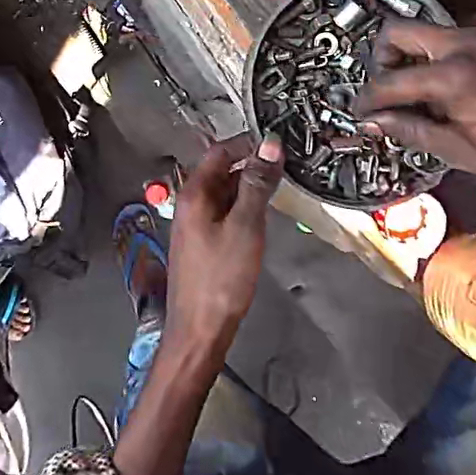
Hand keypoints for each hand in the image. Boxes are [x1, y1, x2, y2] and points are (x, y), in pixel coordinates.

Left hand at [163, 133, 282, 354]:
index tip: (279, 147)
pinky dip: (242, 207)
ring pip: (223, 192)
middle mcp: (189, 202)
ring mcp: (193, 223)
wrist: (199, 330)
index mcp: (194, 193)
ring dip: (248, 188)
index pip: (220, 150)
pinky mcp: (201, 242)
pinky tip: (261, 218)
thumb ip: (258, 183)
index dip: (249, 144)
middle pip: (221, 170)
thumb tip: (271, 144)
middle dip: (252, 166)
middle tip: (286, 170)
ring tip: (279, 191)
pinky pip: (222, 212)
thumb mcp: (246, 225)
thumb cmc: (223, 277)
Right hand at [352, 21, 475, 196]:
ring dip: (417, 55)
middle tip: (385, 86)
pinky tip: (463, 86)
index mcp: (453, 76)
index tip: (362, 110)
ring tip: (428, 93)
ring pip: (431, 31)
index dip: (367, 98)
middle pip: (398, 30)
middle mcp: (467, 42)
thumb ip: (414, 131)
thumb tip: (377, 123)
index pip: (388, 80)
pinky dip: (448, 54)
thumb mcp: (469, 153)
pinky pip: (462, 35)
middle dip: (381, 57)